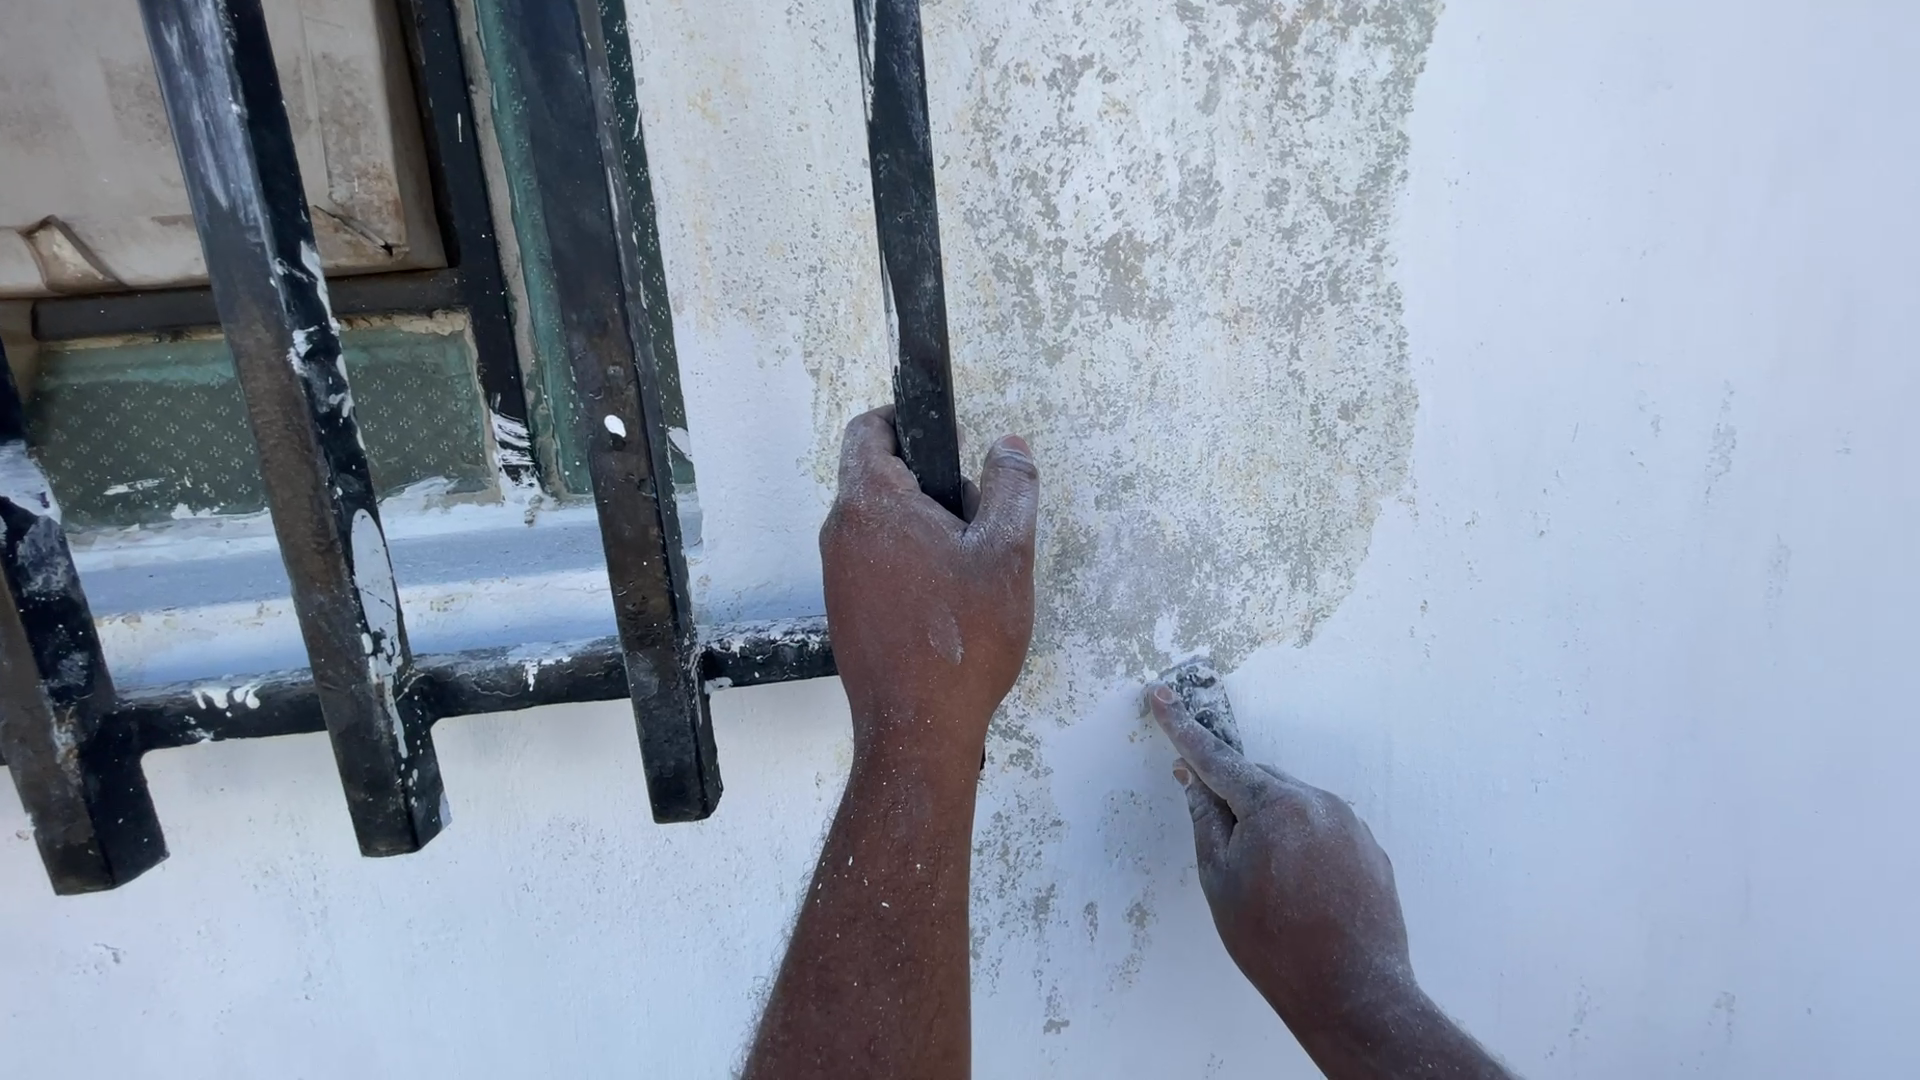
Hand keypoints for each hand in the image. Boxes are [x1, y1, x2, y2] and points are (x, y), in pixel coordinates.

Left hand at [821, 407, 1038, 777]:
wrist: (918, 728)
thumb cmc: (963, 637)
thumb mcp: (1006, 553)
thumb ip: (1011, 487)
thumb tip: (1009, 446)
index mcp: (871, 504)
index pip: (869, 429)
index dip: (905, 418)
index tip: (945, 439)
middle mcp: (841, 532)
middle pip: (880, 477)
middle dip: (932, 484)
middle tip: (978, 524)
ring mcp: (837, 572)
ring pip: (882, 523)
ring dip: (925, 528)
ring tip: (968, 571)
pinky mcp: (844, 606)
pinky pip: (876, 560)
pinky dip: (910, 561)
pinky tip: (945, 603)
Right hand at [1147, 684, 1419, 1046]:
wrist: (1357, 999)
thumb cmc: (1275, 942)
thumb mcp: (1219, 878)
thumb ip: (1206, 819)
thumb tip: (1193, 779)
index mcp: (1274, 804)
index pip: (1215, 758)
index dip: (1182, 728)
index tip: (1161, 695)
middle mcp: (1317, 802)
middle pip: (1258, 781)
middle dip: (1235, 797)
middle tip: (1225, 845)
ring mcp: (1350, 825)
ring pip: (1291, 804)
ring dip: (1270, 822)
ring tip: (1271, 882)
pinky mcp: (1370, 849)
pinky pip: (1321, 827)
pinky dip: (1301, 842)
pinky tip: (1301, 888)